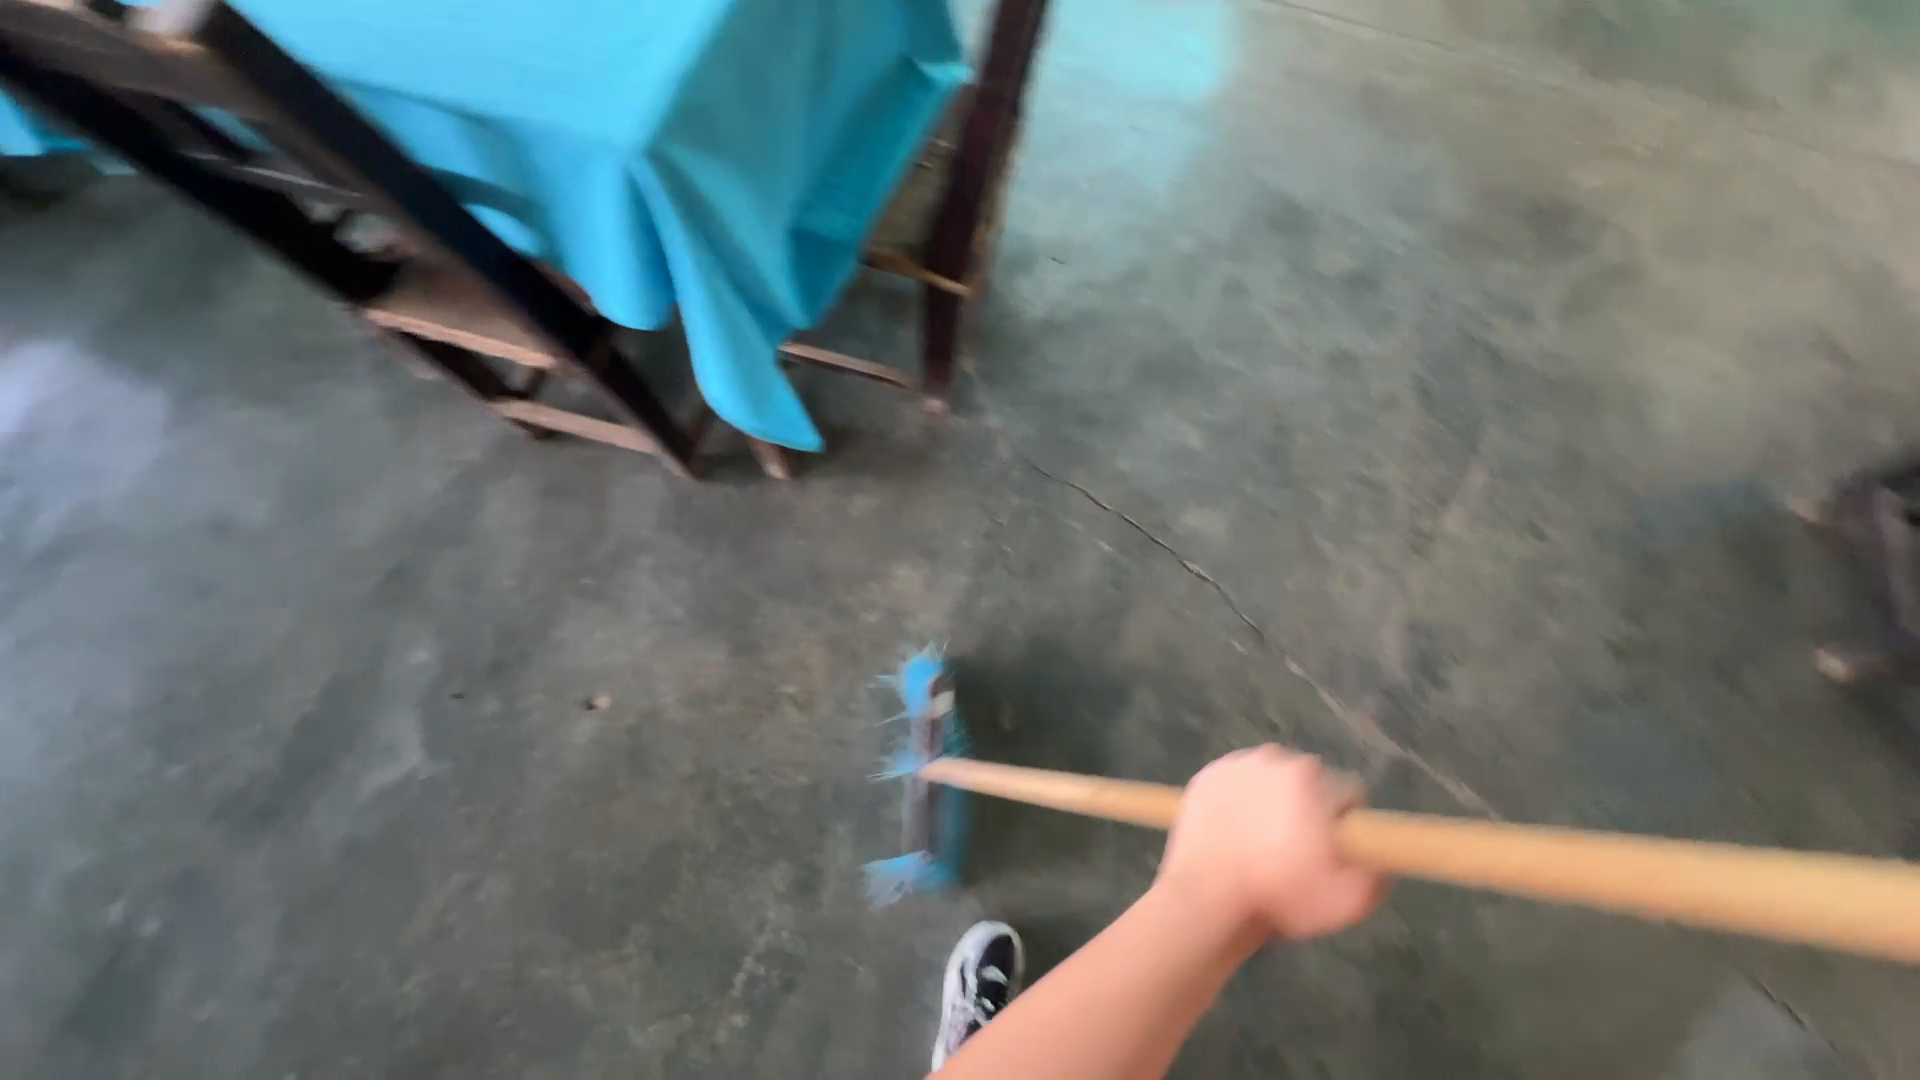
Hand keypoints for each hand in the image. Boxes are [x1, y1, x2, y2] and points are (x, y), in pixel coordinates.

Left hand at [1155, 745, 1386, 941]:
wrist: (1207, 896)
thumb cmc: (1281, 897)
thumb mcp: (1350, 898)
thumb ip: (1378, 867)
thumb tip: (1379, 850)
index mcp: (1312, 778)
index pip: (1349, 793)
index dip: (1346, 824)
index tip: (1332, 848)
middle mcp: (1275, 758)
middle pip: (1309, 780)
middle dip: (1310, 807)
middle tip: (1294, 846)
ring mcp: (1236, 763)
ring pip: (1271, 779)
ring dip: (1274, 800)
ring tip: (1262, 840)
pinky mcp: (1208, 774)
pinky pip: (1238, 782)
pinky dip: (1241, 799)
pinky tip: (1237, 830)